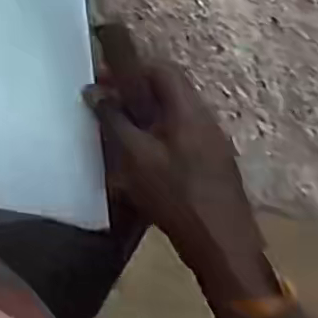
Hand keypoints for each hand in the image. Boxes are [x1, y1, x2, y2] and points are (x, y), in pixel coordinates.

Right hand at [84, 59, 263, 262]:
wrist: (223, 250)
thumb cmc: (175, 196)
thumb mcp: (134, 155)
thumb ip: (112, 118)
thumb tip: (93, 91)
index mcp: (188, 110)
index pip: (161, 68)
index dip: (131, 67)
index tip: (105, 79)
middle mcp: (205, 119)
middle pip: (168, 89)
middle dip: (135, 91)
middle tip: (108, 104)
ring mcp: (214, 143)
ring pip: (175, 113)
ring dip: (146, 114)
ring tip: (120, 130)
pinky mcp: (215, 165)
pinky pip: (183, 134)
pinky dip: (160, 134)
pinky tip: (143, 157)